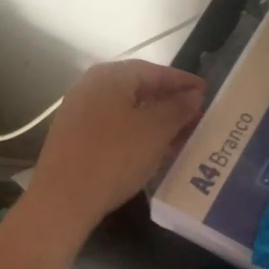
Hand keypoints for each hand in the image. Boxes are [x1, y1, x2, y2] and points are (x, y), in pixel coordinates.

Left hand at [26, 61, 206, 231]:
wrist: (63, 198)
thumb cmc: (114, 157)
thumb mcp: (154, 131)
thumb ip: (176, 109)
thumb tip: (192, 95)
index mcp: (110, 76)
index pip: (154, 71)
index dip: (182, 81)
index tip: (206, 91)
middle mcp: (90, 86)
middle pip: (138, 88)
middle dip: (169, 102)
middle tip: (196, 115)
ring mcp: (79, 112)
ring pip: (126, 110)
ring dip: (154, 120)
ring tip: (181, 135)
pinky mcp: (74, 137)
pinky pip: (113, 127)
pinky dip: (136, 134)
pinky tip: (152, 150)